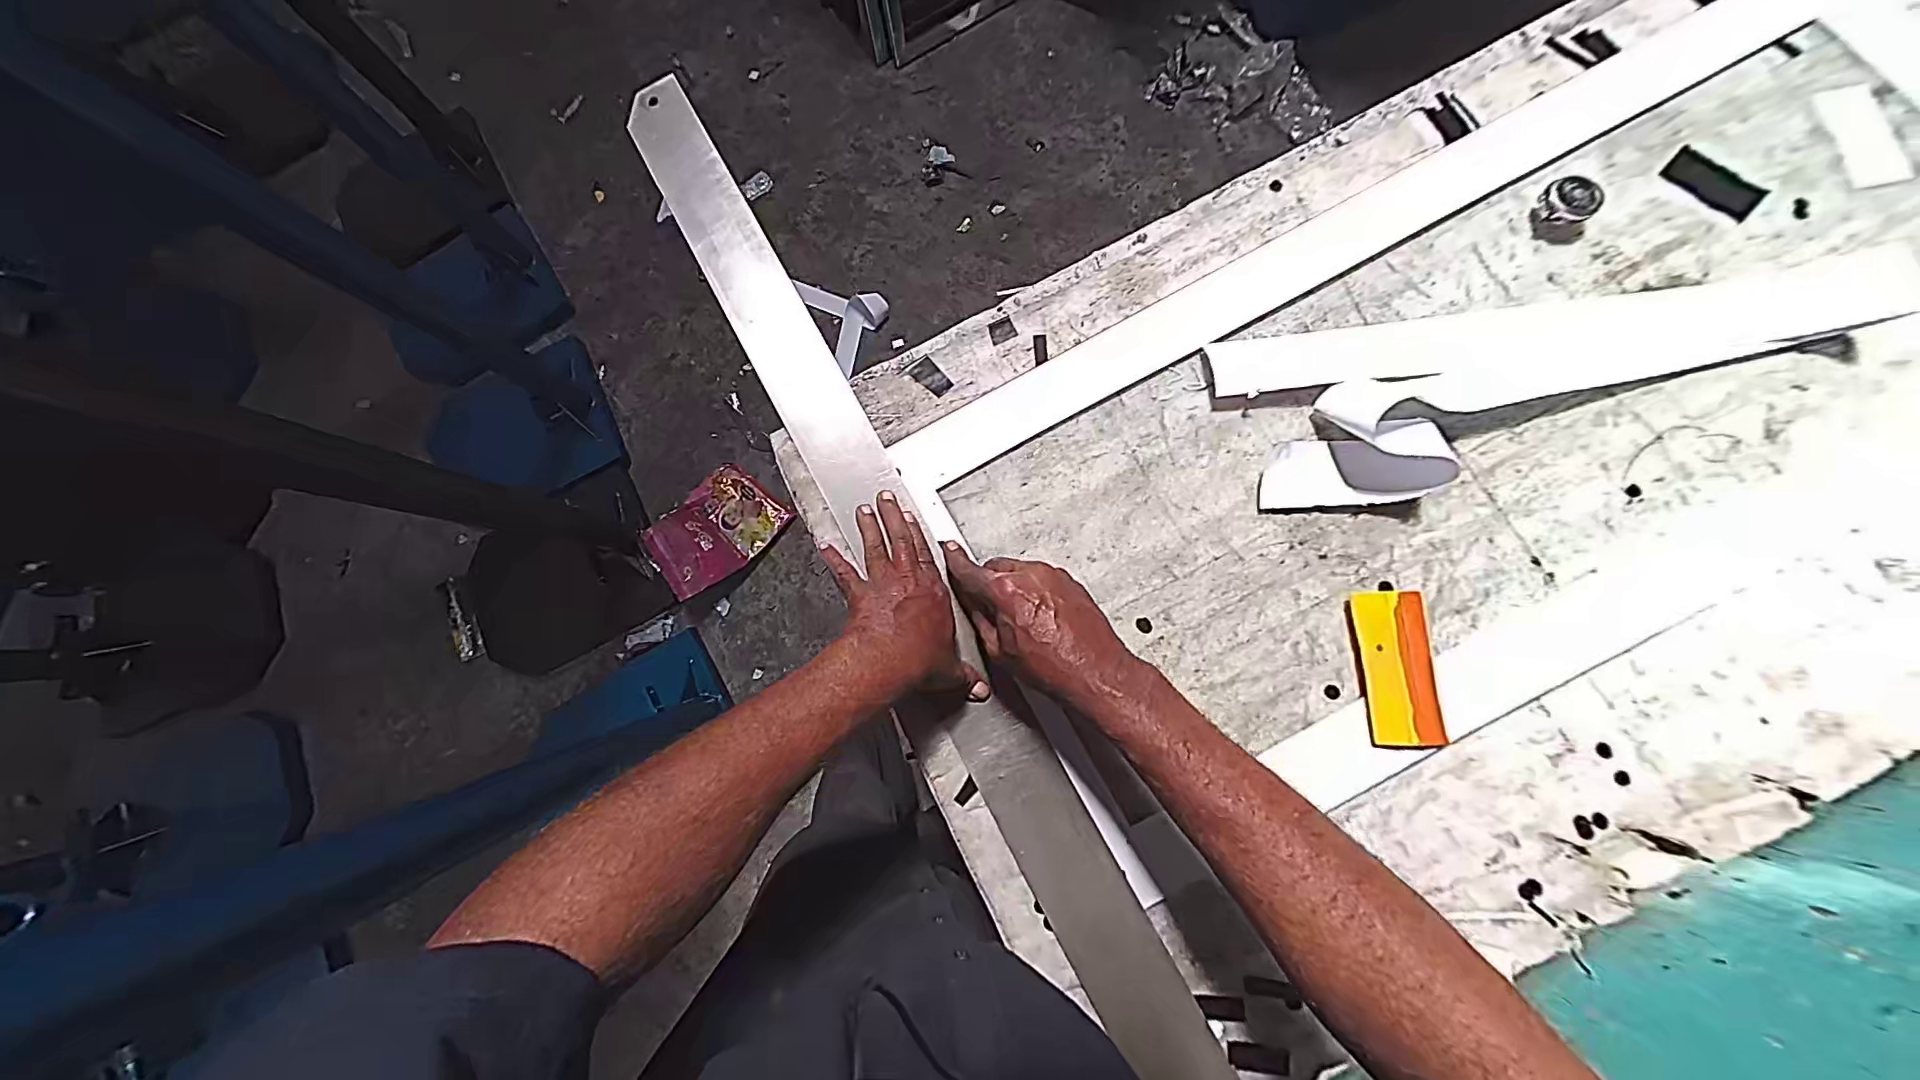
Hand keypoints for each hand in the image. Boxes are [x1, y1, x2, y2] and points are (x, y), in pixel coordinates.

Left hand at [819, 491, 988, 703]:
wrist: (888, 662)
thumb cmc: (918, 660)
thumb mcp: (949, 670)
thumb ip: (963, 675)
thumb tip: (978, 689)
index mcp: (934, 592)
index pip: (929, 555)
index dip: (921, 534)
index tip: (915, 518)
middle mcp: (909, 581)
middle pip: (902, 540)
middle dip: (894, 516)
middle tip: (888, 499)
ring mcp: (883, 585)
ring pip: (876, 548)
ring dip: (869, 527)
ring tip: (864, 510)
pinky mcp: (861, 595)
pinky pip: (845, 573)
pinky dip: (834, 560)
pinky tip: (827, 547)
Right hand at [941, 547, 1147, 710]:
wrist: (1095, 673)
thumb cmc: (1056, 668)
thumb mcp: (999, 651)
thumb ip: (980, 619)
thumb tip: (974, 608)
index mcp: (1006, 591)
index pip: (970, 570)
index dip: (955, 562)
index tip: (950, 553)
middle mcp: (1031, 576)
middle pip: (996, 568)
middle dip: (990, 586)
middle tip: (991, 612)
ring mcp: (1053, 576)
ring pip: (1020, 572)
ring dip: (1014, 589)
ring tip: (1023, 623)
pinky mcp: (1069, 581)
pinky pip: (1041, 580)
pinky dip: (1035, 593)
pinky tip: (1040, 621)